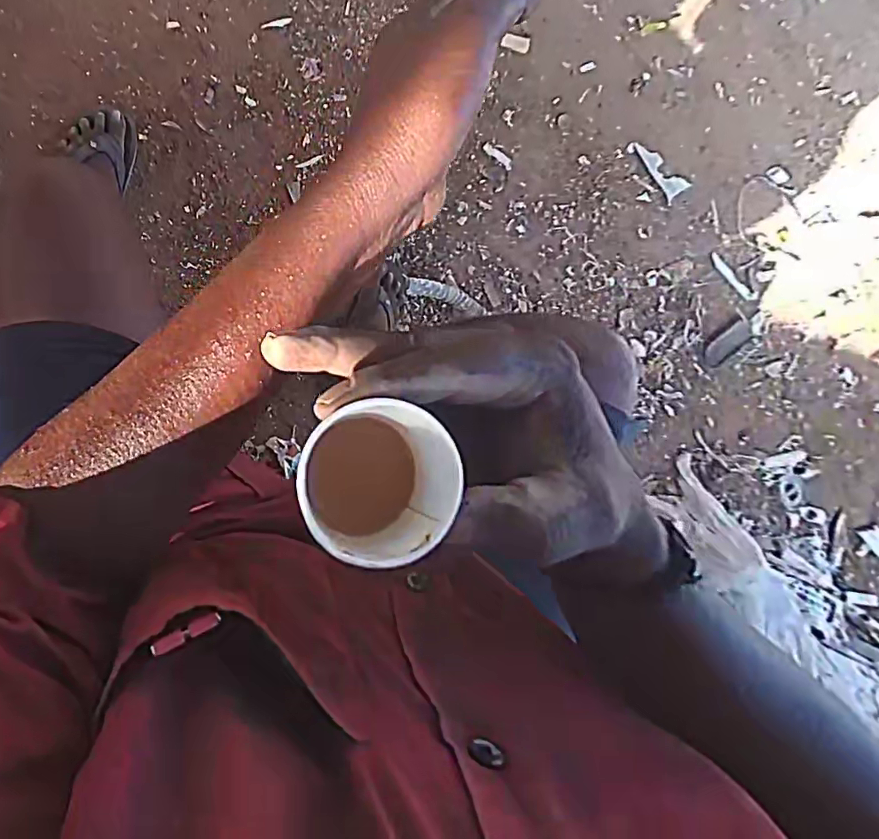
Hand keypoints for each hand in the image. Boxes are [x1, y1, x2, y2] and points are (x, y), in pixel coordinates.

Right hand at [262, 315, 666, 577]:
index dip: (390, 379)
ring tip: (280, 348)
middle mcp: (496, 350)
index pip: (449, 364)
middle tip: (285, 356)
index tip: (336, 406)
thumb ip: (498, 524)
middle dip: (346, 353)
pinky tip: (301, 358)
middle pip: (409, 345)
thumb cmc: (585, 506)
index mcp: (532, 366)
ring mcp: (469, 362)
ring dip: (334, 349)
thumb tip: (421, 533)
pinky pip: (390, 364)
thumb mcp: (553, 522)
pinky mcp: (447, 381)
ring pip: (392, 347)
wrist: (598, 500)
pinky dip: (344, 362)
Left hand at [330, 0, 548, 251]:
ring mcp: (408, 97)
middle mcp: (404, 58)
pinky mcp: (418, 131)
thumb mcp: (468, 33)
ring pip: (440, 57)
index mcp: (412, 26)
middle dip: (462, 0)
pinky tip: (468, 91)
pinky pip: (446, 95)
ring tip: (482, 34)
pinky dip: (462, 84)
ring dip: (462, 42)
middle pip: (438, 19)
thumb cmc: (421, 108)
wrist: (393, 177)